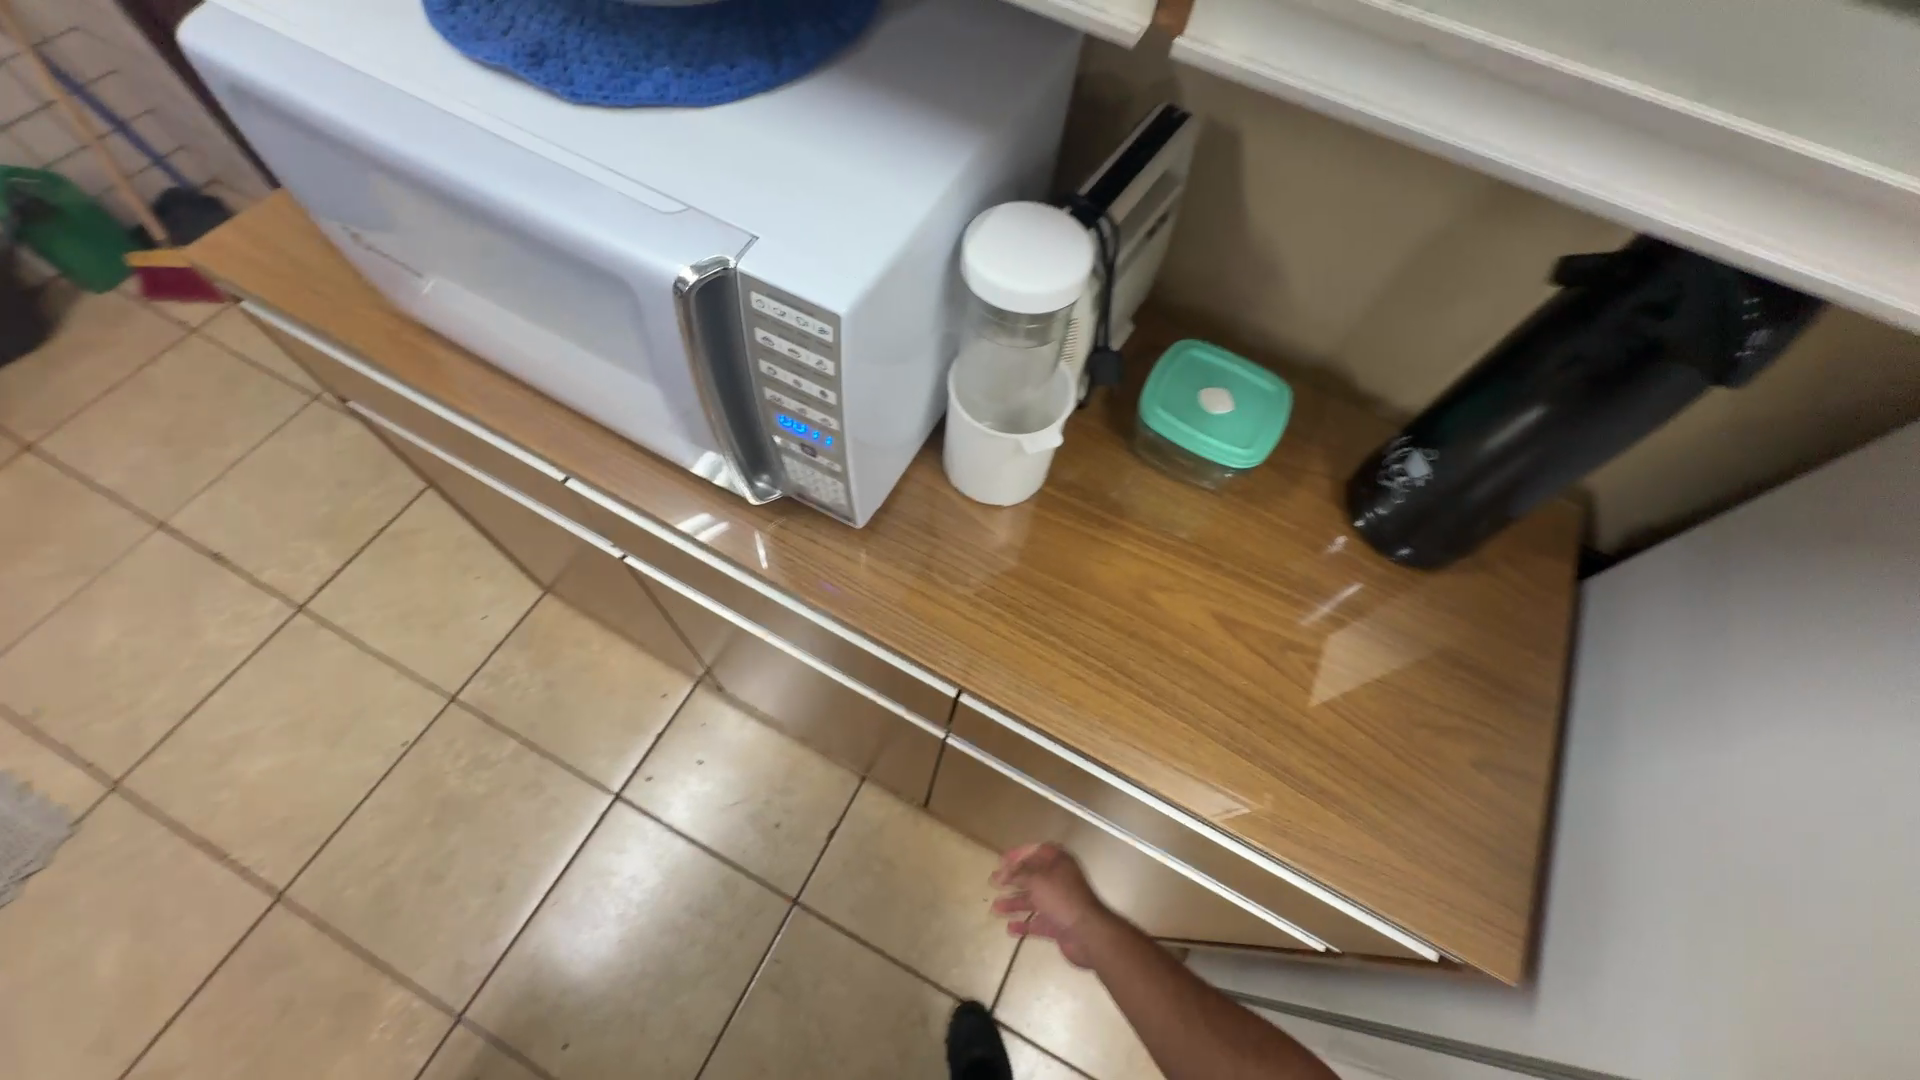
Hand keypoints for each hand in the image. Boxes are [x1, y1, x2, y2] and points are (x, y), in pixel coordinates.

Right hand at [990, 842, 1117, 968]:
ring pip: (1033, 900)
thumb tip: (1003, 872)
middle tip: (993, 882)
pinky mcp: (1059, 925)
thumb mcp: (1037, 879)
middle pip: (1033, 876)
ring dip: (1014, 903)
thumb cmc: (1062, 898)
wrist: (1087, 933)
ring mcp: (1059, 904)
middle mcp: (1060, 881)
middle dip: (1013, 879)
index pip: (1038, 851)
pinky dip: (1024, 925)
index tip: (1002, 860)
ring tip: (995, 907)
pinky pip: (1038, 922)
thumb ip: (1019, 873)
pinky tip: (1009, 928)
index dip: (1020, 854)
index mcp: (1059, 863)